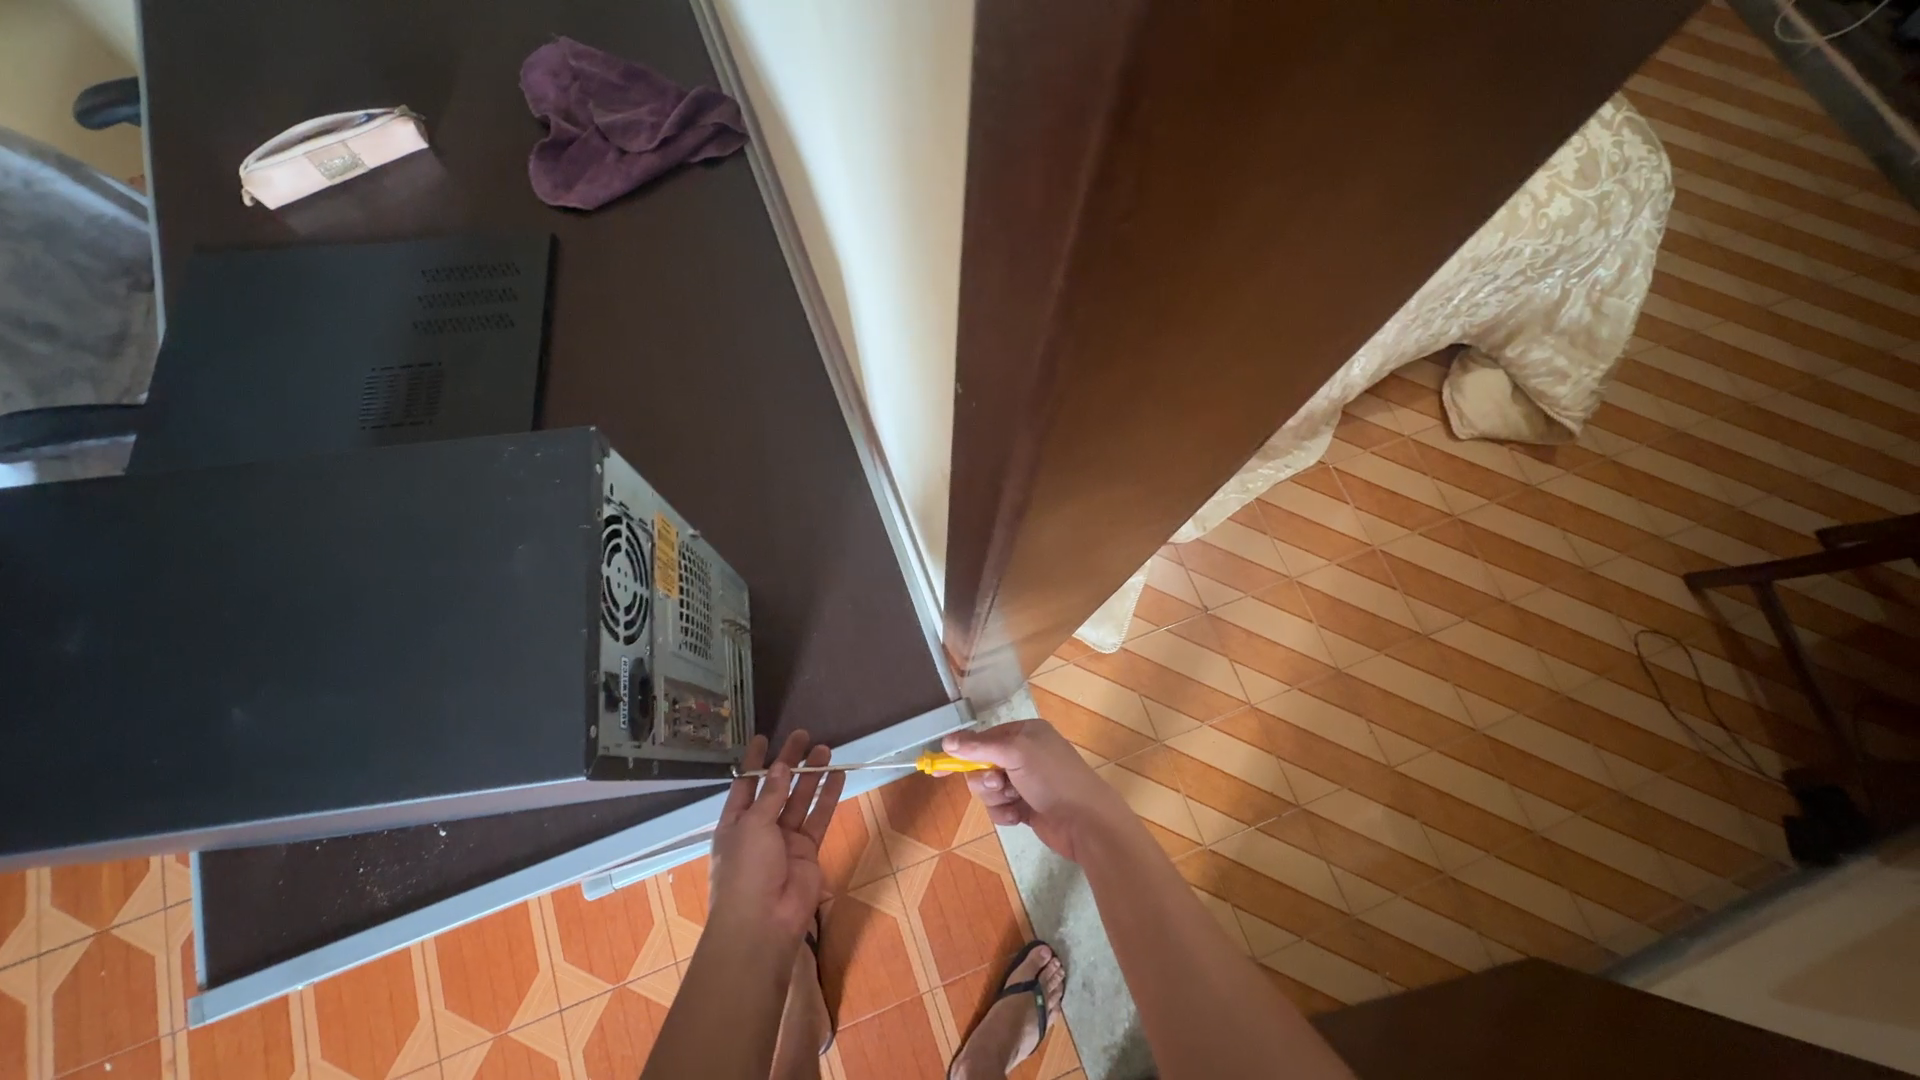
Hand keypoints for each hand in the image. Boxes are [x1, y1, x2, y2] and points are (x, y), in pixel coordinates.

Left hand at [707, 731, 844, 946]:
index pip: (745, 784)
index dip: (755, 761)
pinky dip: (828, 797)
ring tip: (826, 749)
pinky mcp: (808, 851)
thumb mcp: (752, 825)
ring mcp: (784, 840)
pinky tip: (838, 776)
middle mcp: (759, 828)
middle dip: (789, 762)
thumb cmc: (746, 870)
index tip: (765, 737)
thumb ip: (770, 795)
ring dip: (811, 775)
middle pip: (776, 788)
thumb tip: (780, 767)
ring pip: (800, 800)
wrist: (764, 922)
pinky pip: (818, 818)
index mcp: (735, 823)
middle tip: (804, 736)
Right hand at [944, 720, 1127, 862]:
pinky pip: (1000, 808)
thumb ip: (980, 747)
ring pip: (989, 789)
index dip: (963, 752)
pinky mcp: (1027, 807)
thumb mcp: (1016, 753)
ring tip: (1014, 802)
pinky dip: (1005, 813)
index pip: (985, 738)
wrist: (1086, 822)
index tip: (940, 767)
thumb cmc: (1053, 778)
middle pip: (983, 765)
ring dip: (996, 798)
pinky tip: (1019, 817)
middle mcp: (1025, 754)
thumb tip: (947, 740)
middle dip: (986, 780)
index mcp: (1026, 733)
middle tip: (999, 786)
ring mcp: (1026, 782)